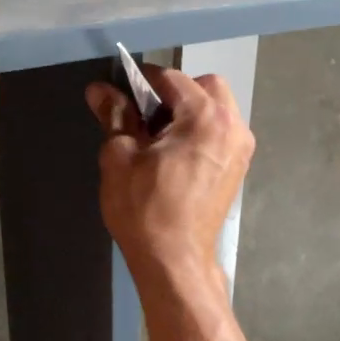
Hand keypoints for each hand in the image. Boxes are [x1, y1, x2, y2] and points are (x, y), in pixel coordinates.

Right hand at [86, 65, 254, 283]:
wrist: (174, 261)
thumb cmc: (144, 209)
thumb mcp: (120, 159)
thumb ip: (115, 117)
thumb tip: (99, 90)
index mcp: (205, 117)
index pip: (172, 79)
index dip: (142, 82)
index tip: (120, 94)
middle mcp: (233, 126)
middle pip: (204, 88)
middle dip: (173, 94)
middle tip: (143, 118)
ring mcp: (240, 149)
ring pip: (217, 110)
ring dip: (188, 113)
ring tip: (158, 140)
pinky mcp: (238, 169)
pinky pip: (220, 134)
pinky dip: (199, 133)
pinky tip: (174, 157)